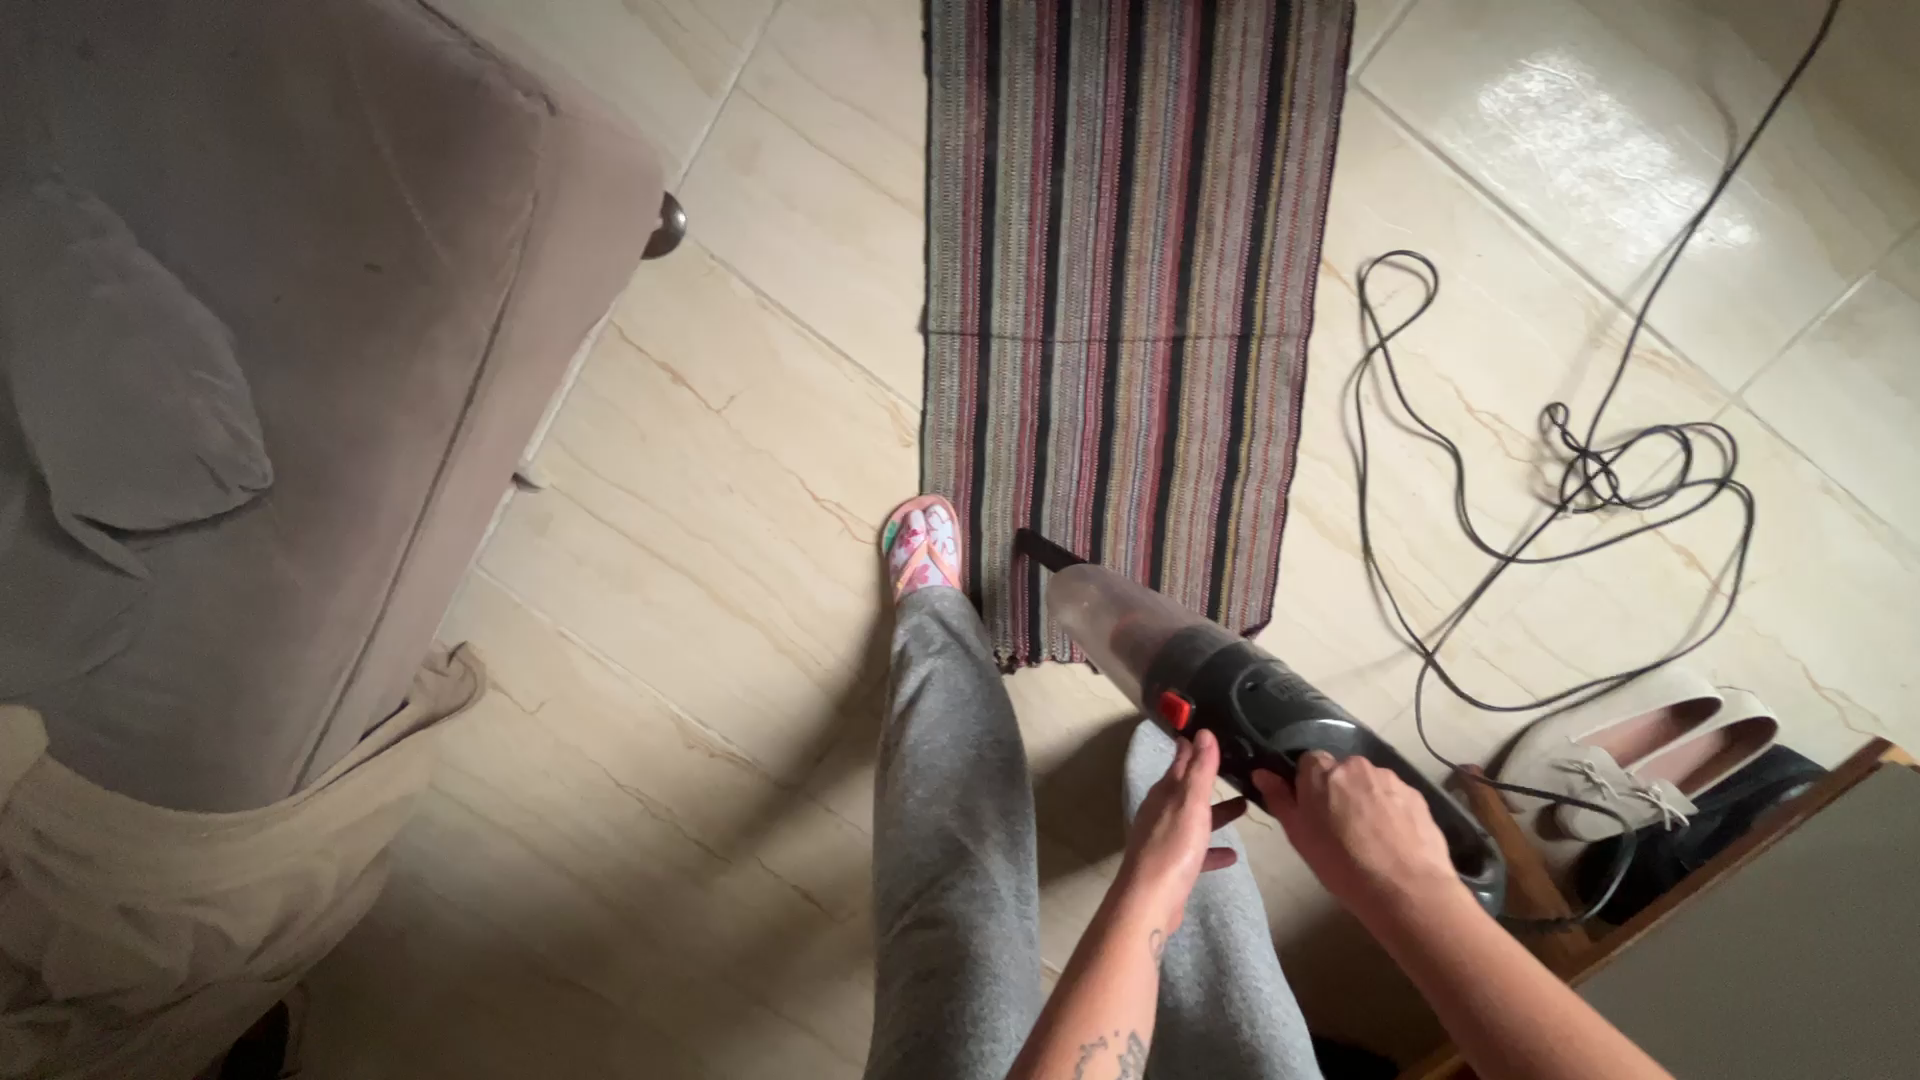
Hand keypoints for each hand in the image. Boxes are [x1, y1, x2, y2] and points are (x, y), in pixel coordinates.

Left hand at [1114, 729, 1246, 939]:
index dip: (1192, 748)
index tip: (1207, 734)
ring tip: (1243, 808)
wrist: (1151, 899)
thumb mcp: (1190, 803)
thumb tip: (1203, 733)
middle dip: (1207, 779)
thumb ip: (1199, 769)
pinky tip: (1231, 854)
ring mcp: (1165, 839)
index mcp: (1164, 794)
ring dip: (1216, 813)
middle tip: (1233, 770)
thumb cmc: (1172, 847)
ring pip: (1194, 819)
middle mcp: (1161, 812)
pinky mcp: (1172, 866)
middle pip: (1187, 790)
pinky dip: (1212, 849)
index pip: (1179, 763)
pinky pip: (1197, 851)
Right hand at [1253, 751, 1459, 922]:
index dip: (1310, 784)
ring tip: (1372, 837)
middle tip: (1341, 826)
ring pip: (1370, 783)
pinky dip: (1393, 812)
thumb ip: (1279, 798)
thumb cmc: (1341, 864)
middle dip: (1340, 790)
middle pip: (1342, 771)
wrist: (1406, 892)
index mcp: (1321, 772)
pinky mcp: (1418, 797)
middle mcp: (1355, 766)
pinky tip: (1393, 841)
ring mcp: (1390, 780)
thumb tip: (1261, 773)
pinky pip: (1396, 797)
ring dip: (1367, 800)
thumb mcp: (1298, 835)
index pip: (1309, 761)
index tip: (1313, 809)